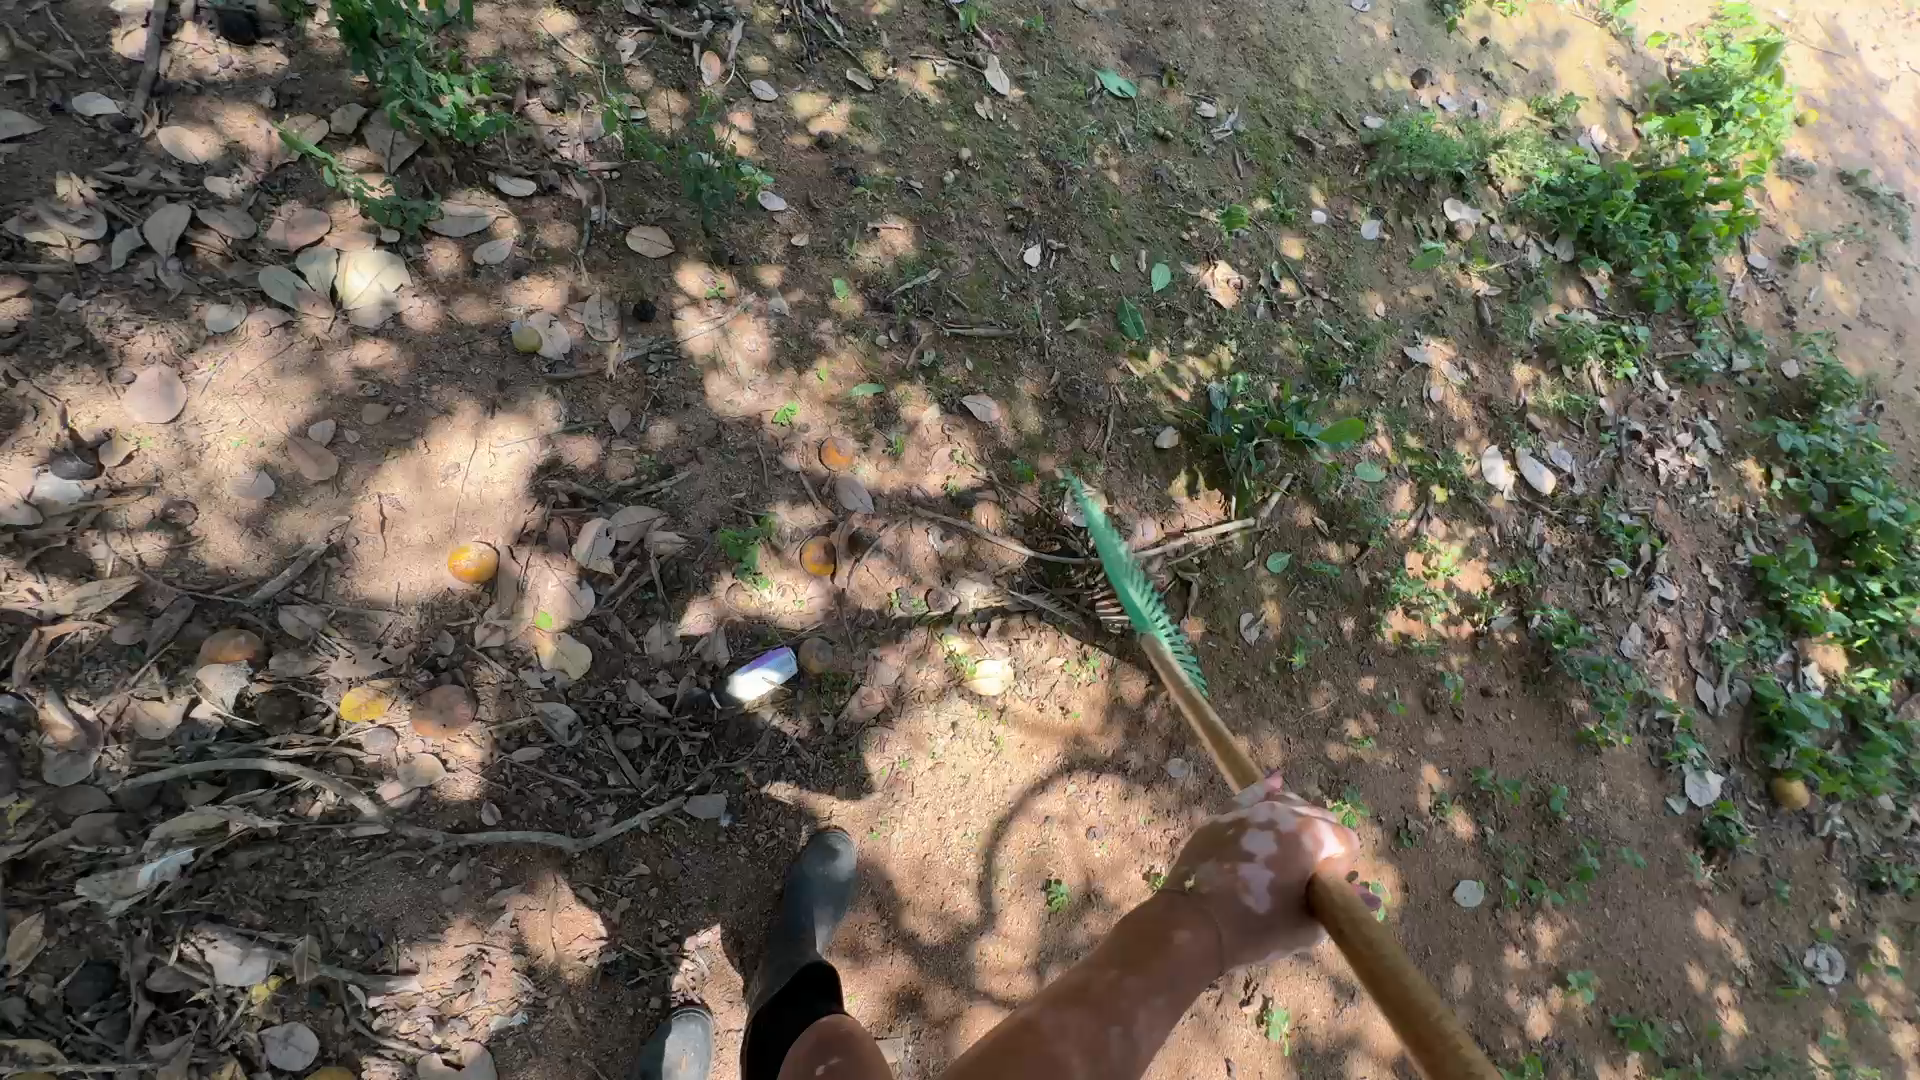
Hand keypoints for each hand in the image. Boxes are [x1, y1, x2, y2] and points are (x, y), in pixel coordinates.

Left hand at [1164, 775, 1366, 969]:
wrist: (1197, 920)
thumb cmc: (1258, 928)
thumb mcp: (1308, 926)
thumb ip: (1342, 905)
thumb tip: (1370, 898)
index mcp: (1310, 836)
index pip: (1345, 840)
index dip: (1342, 865)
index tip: (1329, 887)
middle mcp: (1282, 813)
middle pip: (1318, 817)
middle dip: (1323, 840)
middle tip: (1311, 874)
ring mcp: (1250, 810)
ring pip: (1287, 804)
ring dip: (1298, 820)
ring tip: (1295, 846)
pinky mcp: (1225, 814)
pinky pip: (1251, 794)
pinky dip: (1266, 790)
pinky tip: (1276, 782)